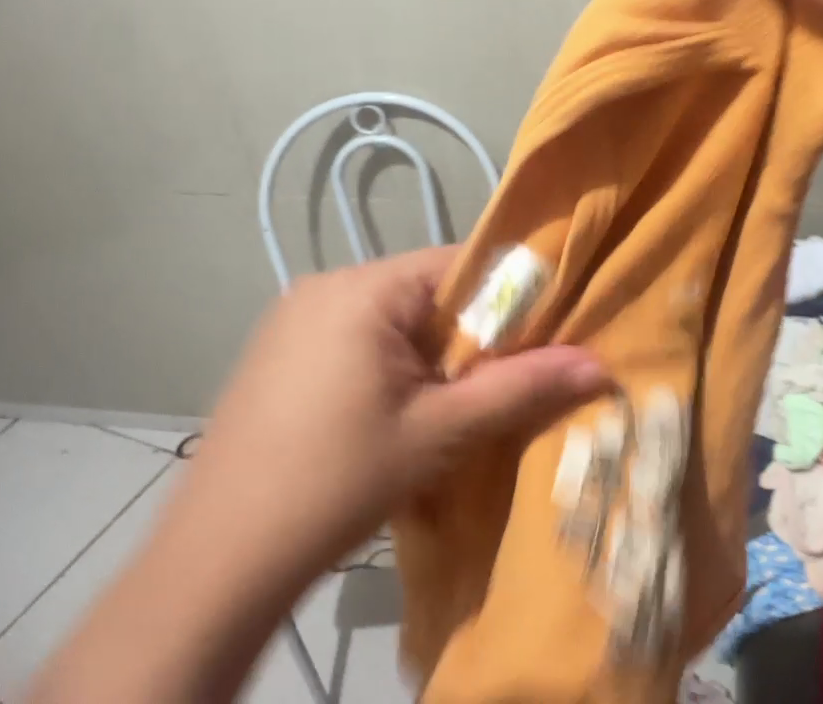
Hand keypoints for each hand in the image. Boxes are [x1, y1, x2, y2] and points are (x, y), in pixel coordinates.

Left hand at [173, 245, 612, 584]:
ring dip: (428, 356)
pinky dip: (388, 367)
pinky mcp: (277, 353)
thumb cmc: (339, 480)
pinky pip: (355, 339)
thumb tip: (601, 364)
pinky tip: (390, 418)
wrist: (222, 557)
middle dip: (467, 337)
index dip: (509, 300)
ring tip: (446, 409)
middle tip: (495, 387)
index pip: (459, 265)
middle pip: (425, 292)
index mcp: (362, 288)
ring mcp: (292, 319)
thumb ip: (521, 388)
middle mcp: (323, 286)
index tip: (540, 342)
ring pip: (391, 320)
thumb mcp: (440, 433)